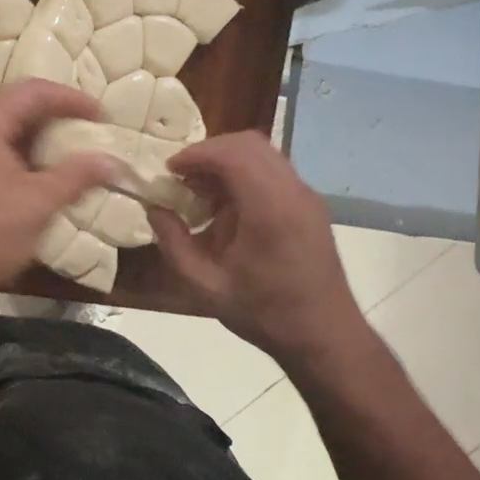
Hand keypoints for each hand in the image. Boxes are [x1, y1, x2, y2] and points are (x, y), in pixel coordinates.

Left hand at [0, 80, 118, 297]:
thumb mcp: (38, 204)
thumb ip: (76, 176)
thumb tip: (112, 162)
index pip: (34, 91)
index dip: (72, 99)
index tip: (101, 116)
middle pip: (18, 105)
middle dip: (57, 116)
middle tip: (89, 131)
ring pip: (6, 127)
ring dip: (40, 136)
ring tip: (71, 152)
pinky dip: (22, 152)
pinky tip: (42, 173)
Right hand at [149, 132, 362, 362]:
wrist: (324, 334)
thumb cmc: (264, 314)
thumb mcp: (207, 286)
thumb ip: (175, 245)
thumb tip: (155, 211)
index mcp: (270, 208)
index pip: (232, 153)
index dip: (196, 154)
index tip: (169, 170)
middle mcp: (293, 191)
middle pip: (250, 144)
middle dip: (210, 152)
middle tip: (182, 177)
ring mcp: (307, 197)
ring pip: (265, 155)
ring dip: (229, 163)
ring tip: (201, 193)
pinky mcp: (311, 208)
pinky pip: (276, 174)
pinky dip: (247, 176)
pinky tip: (228, 210)